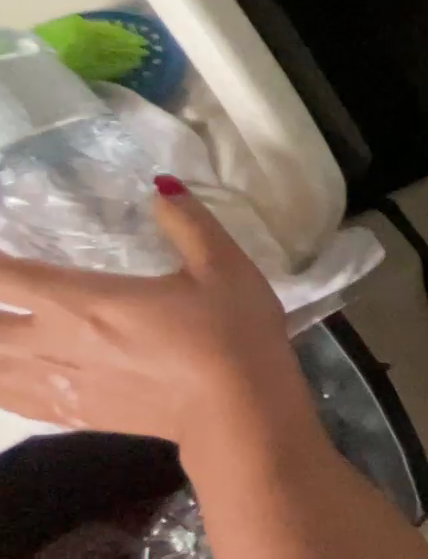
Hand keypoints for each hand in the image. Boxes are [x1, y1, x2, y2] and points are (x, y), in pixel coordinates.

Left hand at [0, 177, 315, 460]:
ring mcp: (53, 380)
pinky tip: (9, 370)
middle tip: (2, 293)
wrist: (234, 400)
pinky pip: (3, 394)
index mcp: (86, 300)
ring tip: (8, 330)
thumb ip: (190, 226)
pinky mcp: (66, 409)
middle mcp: (52, 340)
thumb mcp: (226, 266)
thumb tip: (161, 187)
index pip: (7, 277)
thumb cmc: (233, 325)